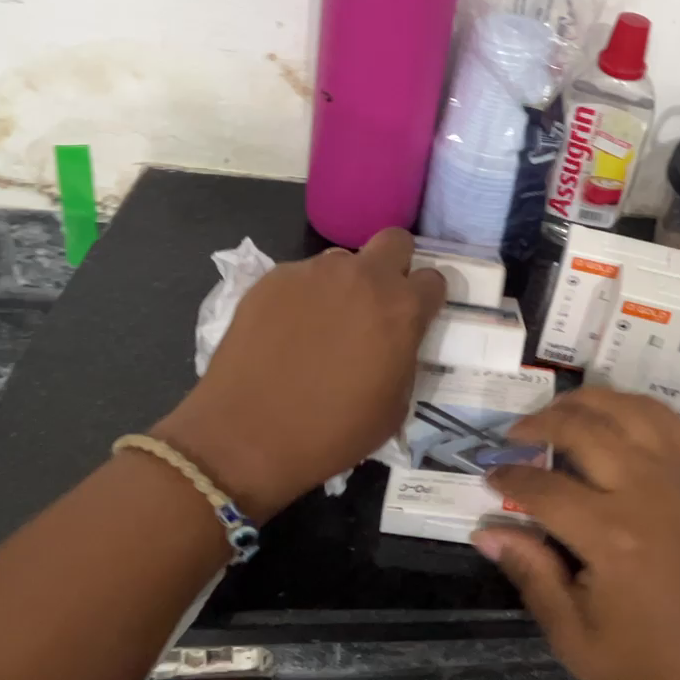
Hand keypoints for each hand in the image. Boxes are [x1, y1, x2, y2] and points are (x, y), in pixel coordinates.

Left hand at [152, 228, 444, 521]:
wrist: (244, 440)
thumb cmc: (331, 434)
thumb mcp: (394, 406)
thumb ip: (404, 357)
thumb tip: (397, 341)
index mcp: (402, 308)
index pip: (434, 278)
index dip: (425, 299)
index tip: (414, 318)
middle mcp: (363, 276)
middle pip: (395, 240)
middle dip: (394, 264)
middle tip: (377, 302)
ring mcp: (314, 272)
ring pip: (343, 261)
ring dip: (344, 283)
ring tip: (322, 324)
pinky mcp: (273, 278)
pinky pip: (300, 278)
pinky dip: (301, 297)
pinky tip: (285, 332)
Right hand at [472, 390, 679, 679]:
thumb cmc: (643, 661)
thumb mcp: (575, 635)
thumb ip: (532, 574)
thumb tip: (486, 532)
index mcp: (611, 536)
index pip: (544, 488)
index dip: (509, 478)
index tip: (488, 476)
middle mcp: (644, 491)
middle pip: (583, 430)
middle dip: (539, 425)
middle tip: (513, 436)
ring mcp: (675, 477)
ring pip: (626, 409)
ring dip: (586, 401)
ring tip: (556, 412)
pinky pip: (666, 419)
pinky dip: (635, 405)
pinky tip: (612, 412)